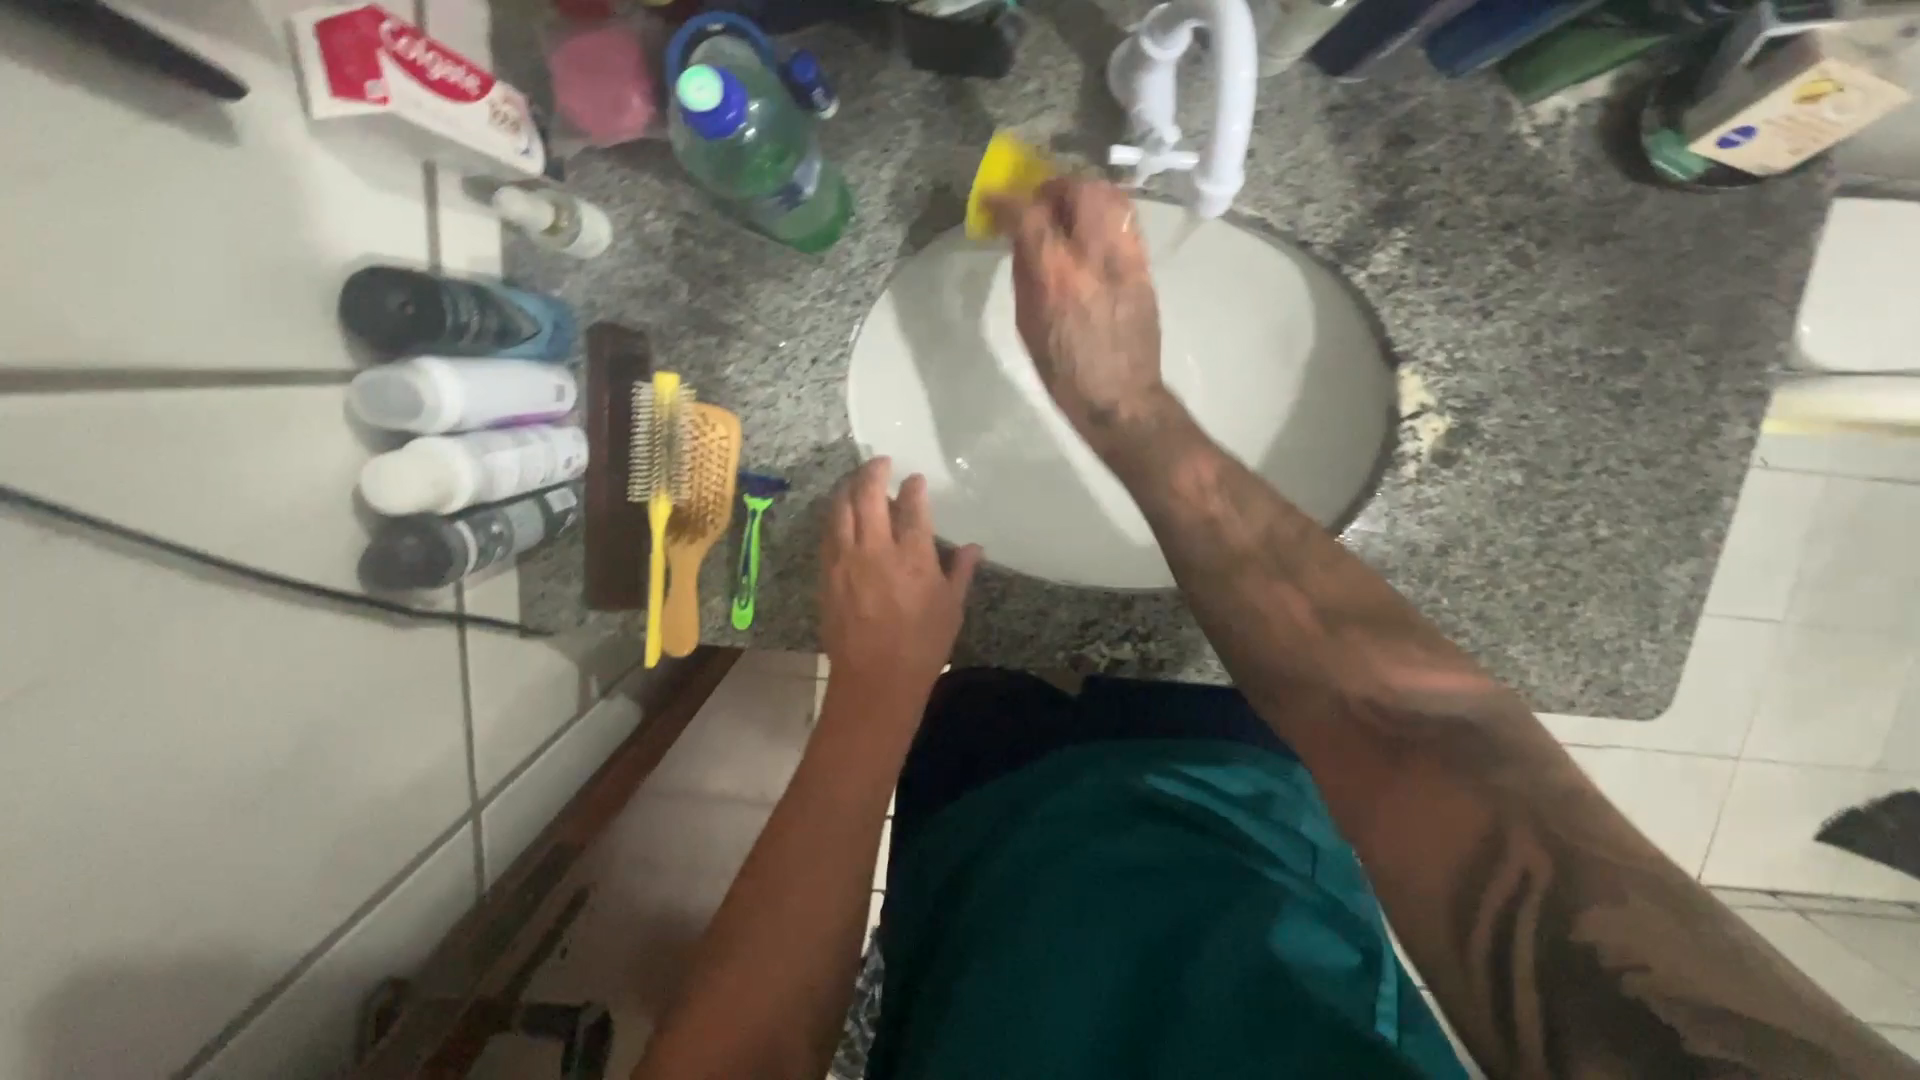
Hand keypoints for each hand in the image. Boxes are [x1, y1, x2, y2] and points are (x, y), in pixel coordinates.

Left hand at [819, 457, 981, 703]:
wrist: (875, 680)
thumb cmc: (922, 646)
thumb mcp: (951, 608)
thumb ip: (961, 572)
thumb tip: (975, 547)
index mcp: (913, 557)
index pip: (912, 507)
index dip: (913, 487)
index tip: (915, 479)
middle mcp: (875, 550)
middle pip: (868, 495)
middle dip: (873, 472)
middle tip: (880, 463)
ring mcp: (845, 561)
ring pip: (840, 509)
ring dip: (848, 488)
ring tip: (856, 480)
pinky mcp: (826, 575)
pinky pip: (827, 534)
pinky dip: (834, 516)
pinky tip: (840, 514)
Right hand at [988, 177, 1168, 448]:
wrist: (1121, 398)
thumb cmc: (1064, 372)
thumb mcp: (1029, 325)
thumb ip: (1026, 274)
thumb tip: (1021, 238)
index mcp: (1056, 277)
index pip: (1030, 214)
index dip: (1007, 200)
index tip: (994, 201)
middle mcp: (1094, 257)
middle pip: (1078, 189)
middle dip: (1053, 186)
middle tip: (1039, 202)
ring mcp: (1126, 258)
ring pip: (1109, 196)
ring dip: (1083, 193)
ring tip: (1067, 209)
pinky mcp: (1145, 267)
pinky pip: (1126, 220)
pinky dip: (1105, 213)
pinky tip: (1092, 230)